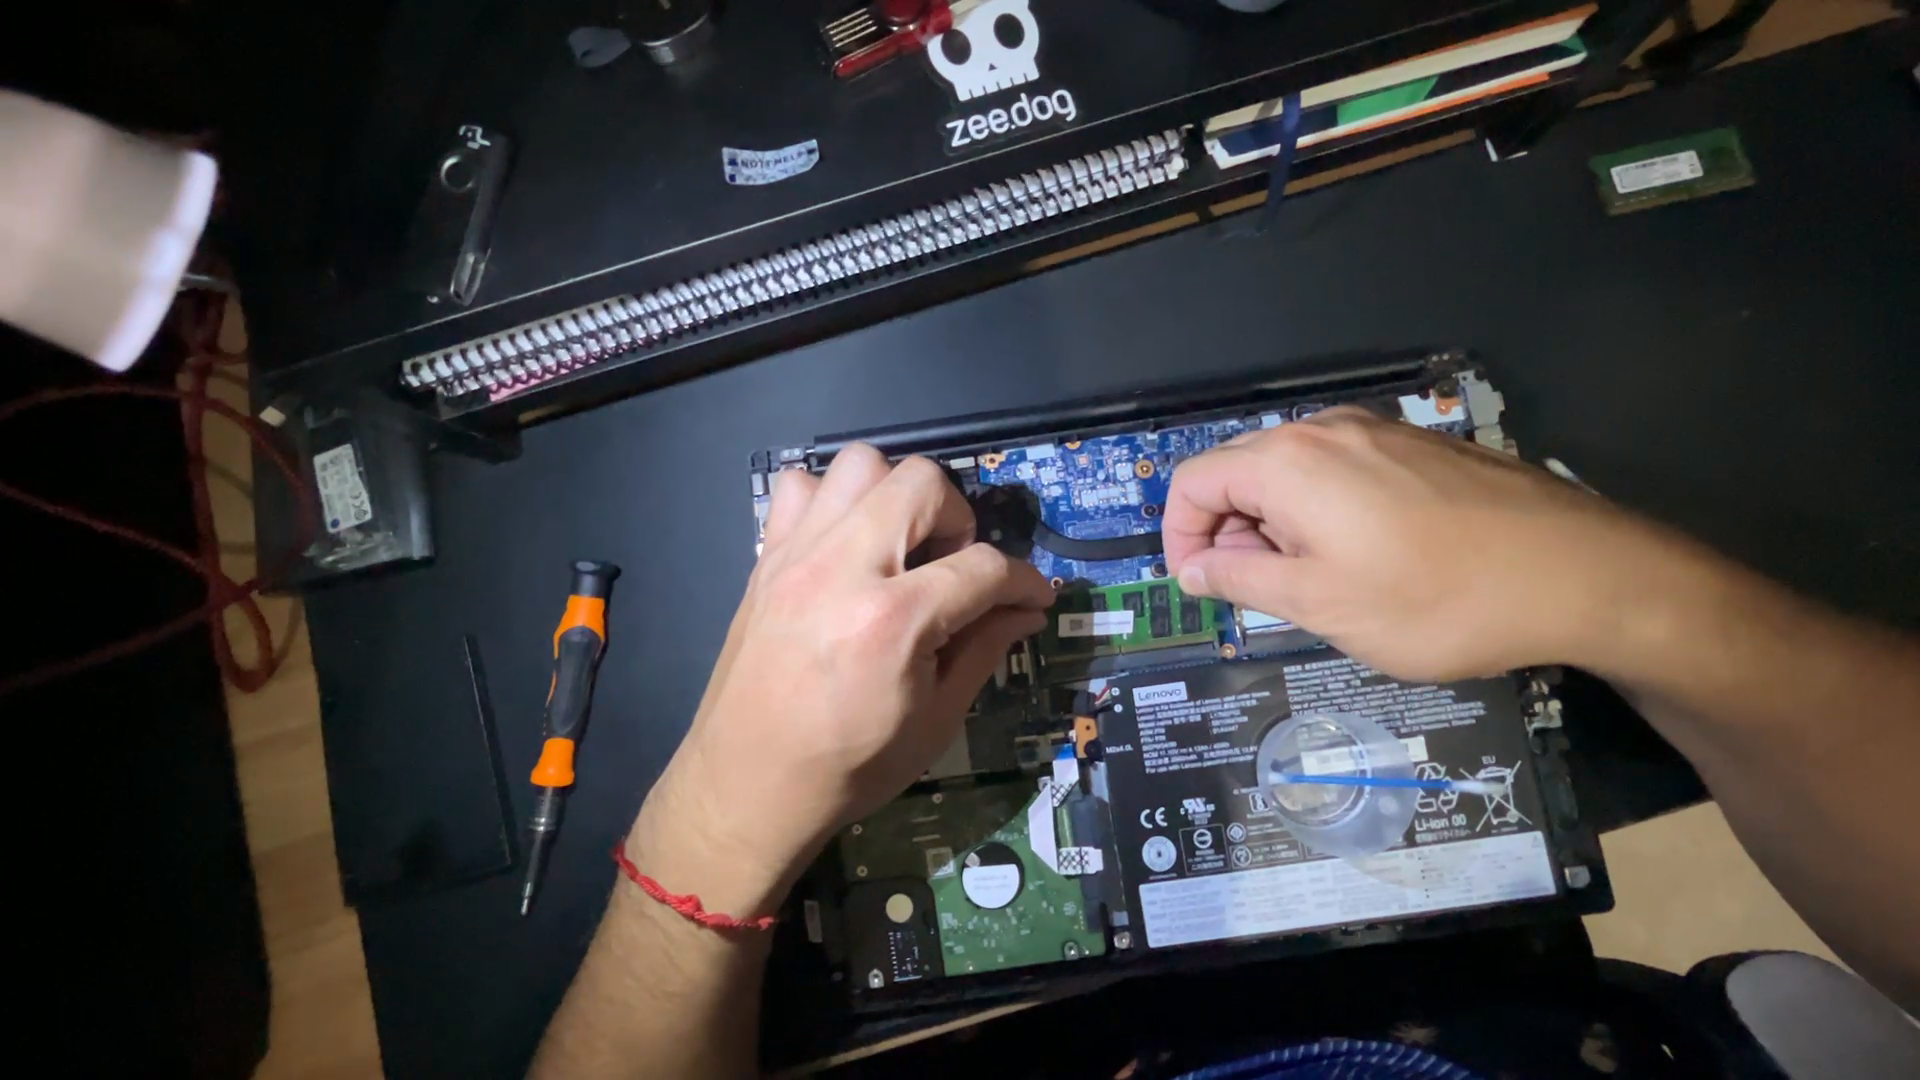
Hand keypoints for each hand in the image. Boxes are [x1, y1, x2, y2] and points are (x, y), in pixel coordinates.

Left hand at [631, 445, 1052, 914]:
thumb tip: (1027, 608)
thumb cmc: (850, 768)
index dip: (1023, 580)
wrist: (747, 788)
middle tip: (956, 566)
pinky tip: (845, 544)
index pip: (982, 567)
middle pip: (922, 483)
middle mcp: (842, 567)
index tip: (1033, 596)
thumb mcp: (936, 720)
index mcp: (893, 621)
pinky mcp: (766, 557)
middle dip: (959, 517)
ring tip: (901, 546)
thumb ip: (985, 649)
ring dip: (896, 494)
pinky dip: (834, 501)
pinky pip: (799, 486)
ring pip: (860, 463)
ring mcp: (797, 554)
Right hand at [1163, 407, 1679, 681]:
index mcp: (1287, 462)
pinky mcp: (1416, 447)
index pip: (1192, 483)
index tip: (1199, 585)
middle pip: (1237, 471)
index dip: (1179, 536)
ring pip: (1287, 472)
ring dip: (1273, 524)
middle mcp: (1324, 430)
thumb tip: (1191, 567)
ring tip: (1313, 580)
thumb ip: (1239, 579)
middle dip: (1228, 531)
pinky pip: (1336, 471)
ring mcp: (1376, 431)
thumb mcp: (1319, 603)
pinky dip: (1318, 511)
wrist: (1587, 576)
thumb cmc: (1436, 598)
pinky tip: (1361, 555)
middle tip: (1259, 591)